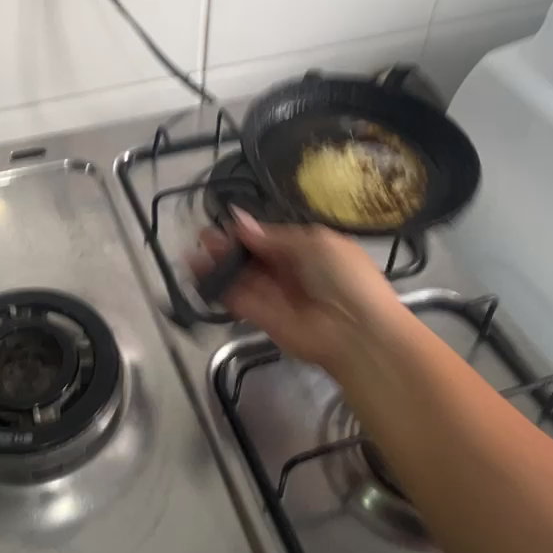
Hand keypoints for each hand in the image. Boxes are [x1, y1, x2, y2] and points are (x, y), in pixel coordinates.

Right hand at [188, 209, 404, 369]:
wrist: (357, 331)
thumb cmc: (344, 278)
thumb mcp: (314, 244)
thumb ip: (273, 237)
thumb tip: (241, 221)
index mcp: (307, 250)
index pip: (270, 238)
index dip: (248, 232)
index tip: (225, 224)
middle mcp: (290, 272)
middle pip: (253, 257)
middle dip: (229, 246)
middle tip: (204, 237)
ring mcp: (275, 296)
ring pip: (242, 277)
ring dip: (219, 265)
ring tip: (195, 254)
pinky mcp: (263, 318)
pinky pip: (238, 299)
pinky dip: (219, 288)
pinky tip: (200, 274)